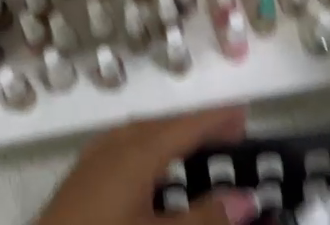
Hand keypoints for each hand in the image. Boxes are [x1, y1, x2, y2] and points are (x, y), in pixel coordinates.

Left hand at [35, 108, 256, 224]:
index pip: (187, 126)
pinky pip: (125, 146)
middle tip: (230, 134)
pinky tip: (151, 169)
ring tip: (196, 148)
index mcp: (137, 151)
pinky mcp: (81, 177)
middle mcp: (115, 144)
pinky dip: (150, 148)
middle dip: (197, 126)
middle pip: (165, 124)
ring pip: (142, 134)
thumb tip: (248, 198)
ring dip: (173, 136)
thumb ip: (204, 218)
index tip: (245, 114)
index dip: (217, 118)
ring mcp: (94, 158)